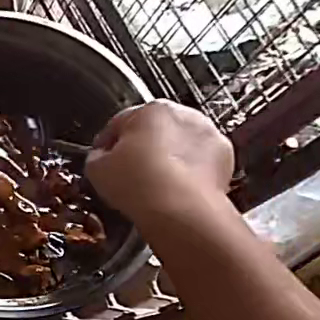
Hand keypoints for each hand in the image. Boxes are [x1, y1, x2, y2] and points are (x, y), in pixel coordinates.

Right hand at [84, 101, 235, 228]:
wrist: (181, 209)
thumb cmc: (139, 184)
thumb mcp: (96, 170)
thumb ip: (95, 158)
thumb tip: (99, 158)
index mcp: (147, 110)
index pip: (119, 123)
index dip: (107, 143)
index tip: (102, 159)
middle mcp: (181, 114)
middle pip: (153, 130)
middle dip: (142, 149)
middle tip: (129, 176)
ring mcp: (206, 133)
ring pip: (179, 144)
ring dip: (168, 160)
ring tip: (154, 187)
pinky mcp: (223, 156)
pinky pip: (200, 161)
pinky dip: (190, 173)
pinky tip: (176, 191)